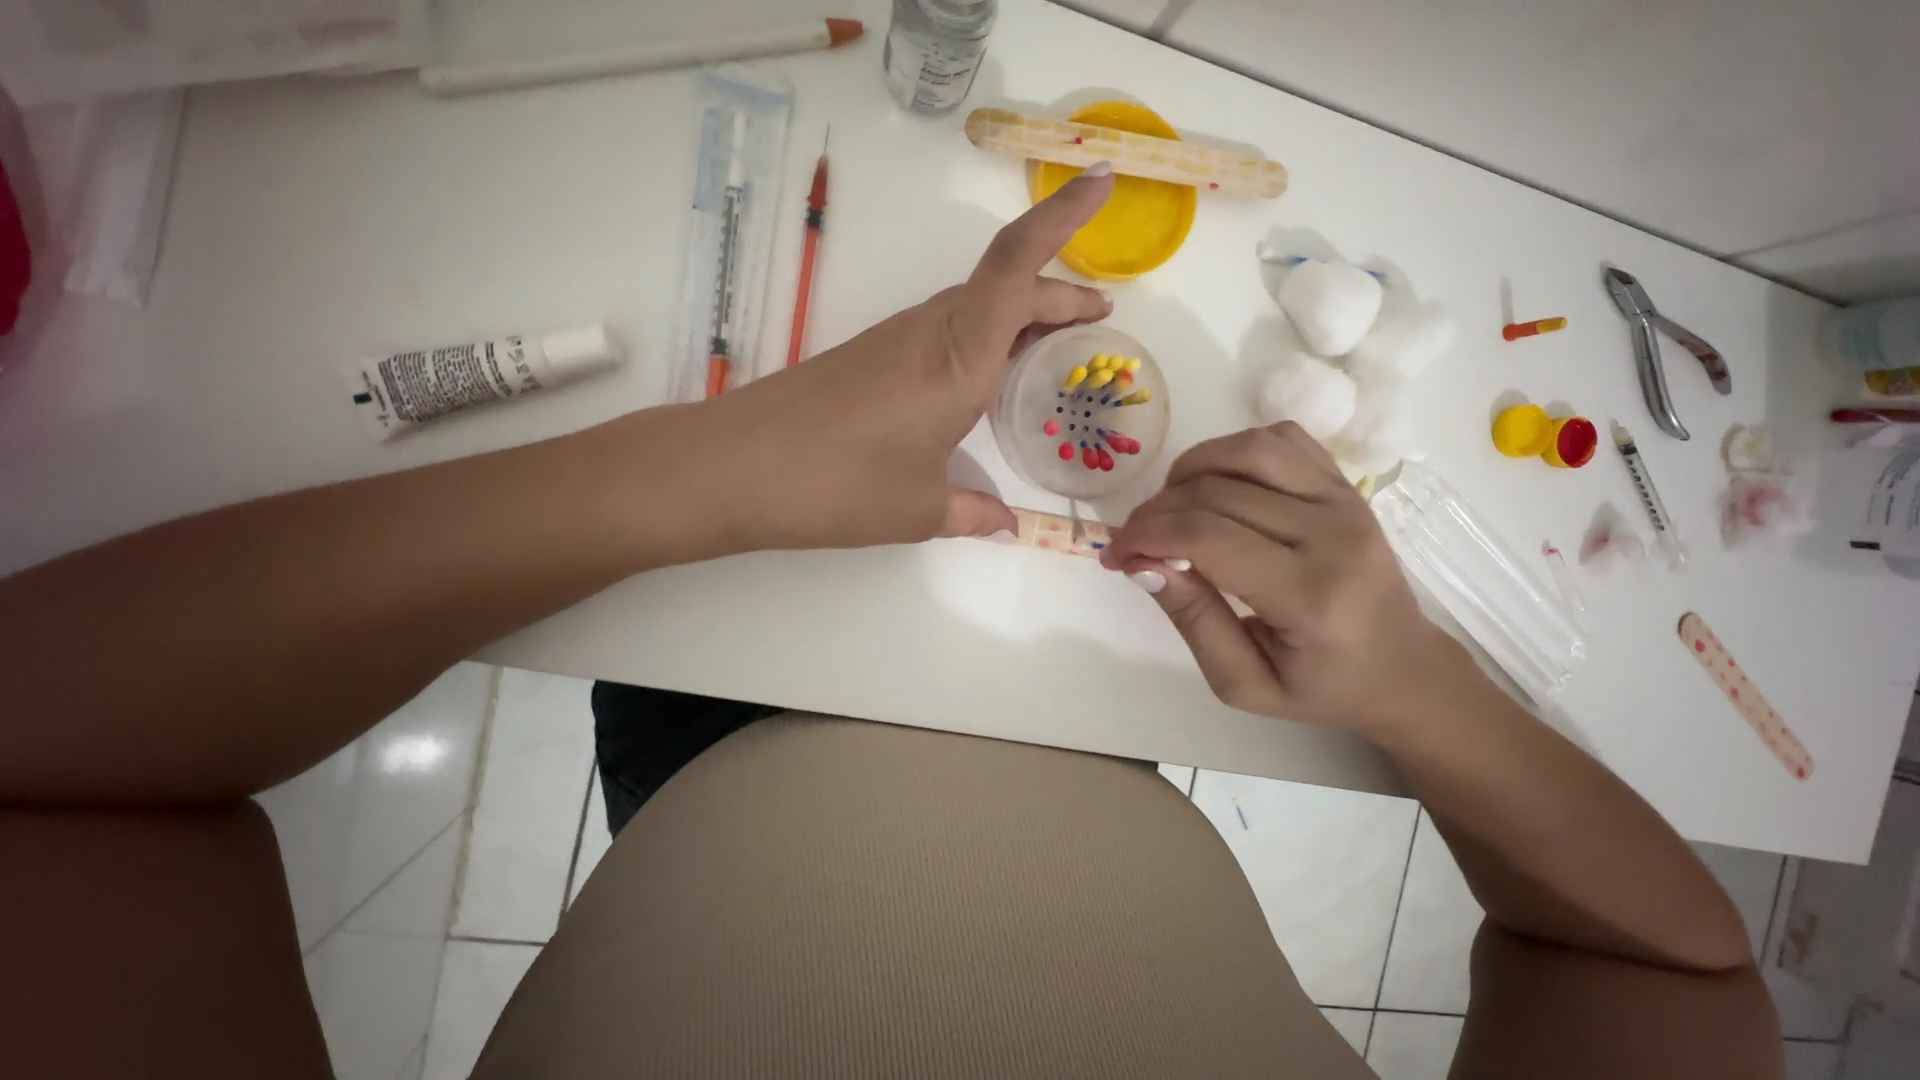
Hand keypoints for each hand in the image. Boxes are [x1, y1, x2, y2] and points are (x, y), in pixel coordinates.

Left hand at [684, 166, 1116, 552]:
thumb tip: (1005, 524)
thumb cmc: (838, 486)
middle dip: (1060, 294)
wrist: (733, 468)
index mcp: (960, 357)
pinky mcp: (873, 354)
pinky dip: (985, 338)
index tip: (1103, 179)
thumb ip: (972, 512)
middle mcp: (932, 332)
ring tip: (1055, 348)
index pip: (1018, 263)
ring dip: (1022, 316)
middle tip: (1099, 320)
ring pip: (977, 306)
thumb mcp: (919, 509)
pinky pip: (947, 329)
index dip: (1063, 216)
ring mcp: (897, 339)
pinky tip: (986, 379)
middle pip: (1008, 286)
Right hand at [1099, 422, 1466, 733]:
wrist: (1401, 668)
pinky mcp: (1346, 485)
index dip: (1146, 536)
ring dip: (1190, 470)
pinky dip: (1232, 451)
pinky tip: (1216, 487)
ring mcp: (1345, 500)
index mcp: (1310, 594)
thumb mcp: (1244, 683)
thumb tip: (1142, 562)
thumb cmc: (1321, 687)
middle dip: (1154, 512)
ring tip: (1171, 508)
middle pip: (1216, 492)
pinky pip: (1280, 440)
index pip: (1207, 536)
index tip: (1114, 556)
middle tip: (1132, 544)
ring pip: (1247, 450)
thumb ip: (1192, 620)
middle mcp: (1333, 533)